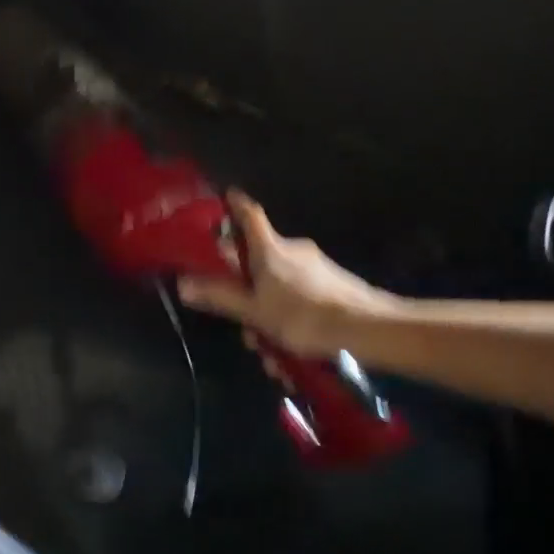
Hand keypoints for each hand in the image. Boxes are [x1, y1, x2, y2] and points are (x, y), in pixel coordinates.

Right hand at [178, 192, 399, 358]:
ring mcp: (315, 269)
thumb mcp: (254, 311)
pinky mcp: (333, 287)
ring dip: (268, 321)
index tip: (225, 195)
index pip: (248, 215)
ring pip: (278, 289)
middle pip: (257, 264)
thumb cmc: (304, 315)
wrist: (370, 329)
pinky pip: (300, 301)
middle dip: (246, 296)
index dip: (234, 204)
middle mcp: (292, 252)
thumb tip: (184, 283)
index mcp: (269, 250)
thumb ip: (220, 297)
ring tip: (272, 355)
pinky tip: (293, 357)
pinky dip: (291, 326)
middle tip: (244, 328)